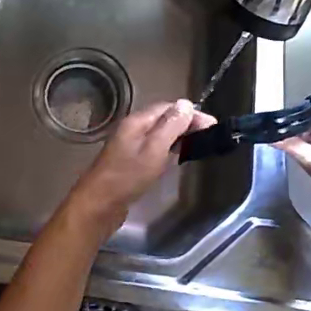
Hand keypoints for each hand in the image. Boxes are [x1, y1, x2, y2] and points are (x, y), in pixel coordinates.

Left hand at [59, 99, 214, 242]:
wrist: (98, 206)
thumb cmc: (127, 177)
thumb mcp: (154, 149)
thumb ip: (170, 126)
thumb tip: (186, 104)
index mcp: (137, 122)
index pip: (168, 108)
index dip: (191, 113)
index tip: (212, 124)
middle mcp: (132, 129)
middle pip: (163, 119)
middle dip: (186, 123)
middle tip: (209, 135)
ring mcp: (129, 146)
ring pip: (159, 134)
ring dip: (179, 136)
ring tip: (198, 144)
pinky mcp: (129, 162)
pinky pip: (153, 147)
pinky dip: (169, 148)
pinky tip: (176, 157)